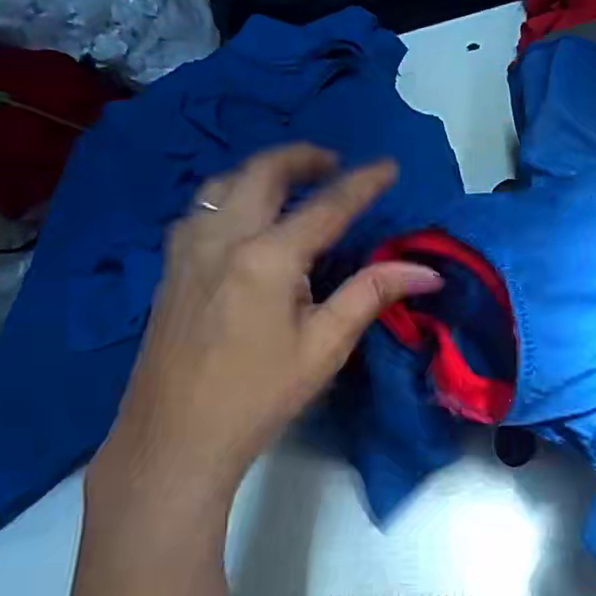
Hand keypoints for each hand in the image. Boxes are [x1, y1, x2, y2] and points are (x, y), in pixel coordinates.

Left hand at [91, 144, 442, 505]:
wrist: (174, 437)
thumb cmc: (258, 396)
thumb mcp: (323, 347)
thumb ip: (371, 295)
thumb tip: (425, 271)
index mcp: (267, 257)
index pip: (326, 206)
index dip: (362, 183)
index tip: (388, 166)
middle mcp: (223, 237)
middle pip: (264, 172)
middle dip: (304, 157)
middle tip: (335, 163)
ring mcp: (188, 248)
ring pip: (225, 182)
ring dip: (263, 170)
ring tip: (293, 182)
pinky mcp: (170, 266)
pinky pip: (201, 207)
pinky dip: (231, 194)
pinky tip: (244, 217)